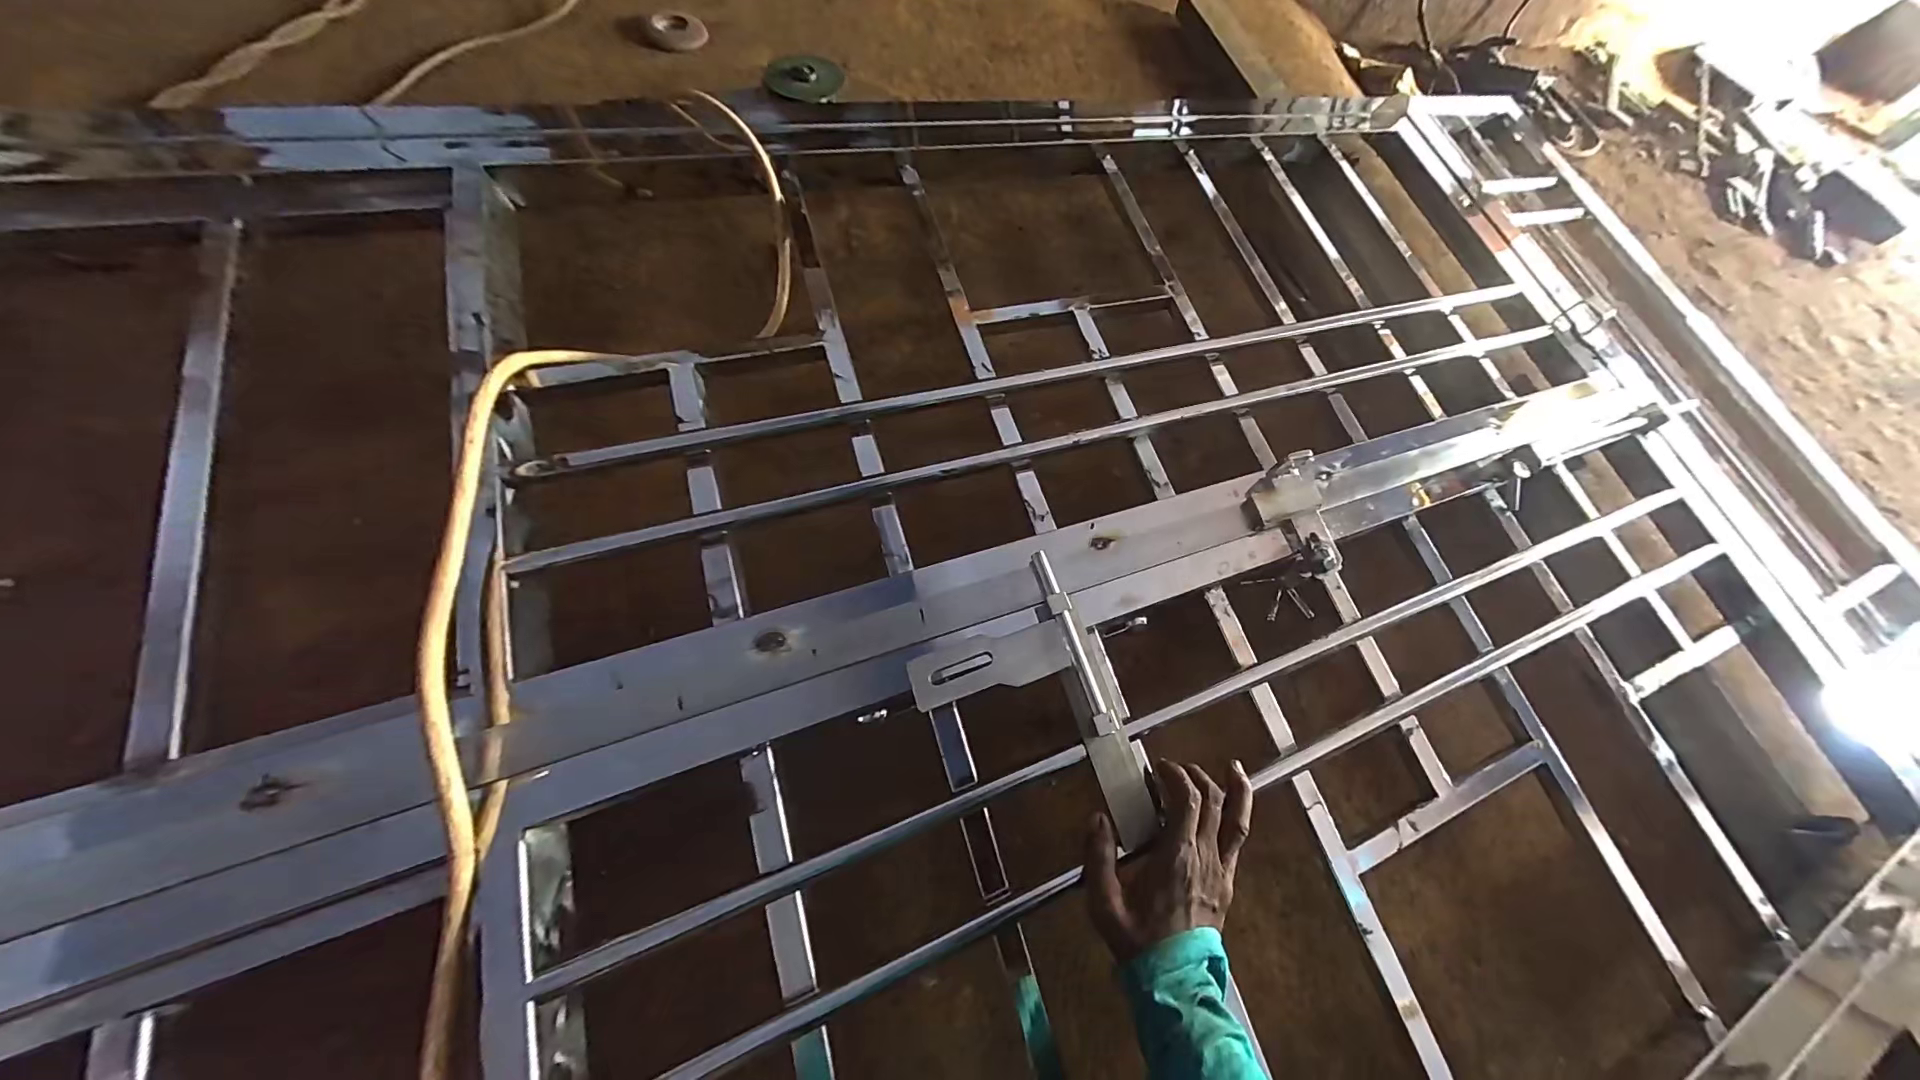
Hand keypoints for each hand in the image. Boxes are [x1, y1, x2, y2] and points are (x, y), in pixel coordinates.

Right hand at [1084, 759, 1254, 961]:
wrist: (1173, 981)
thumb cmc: (1137, 940)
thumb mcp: (1104, 901)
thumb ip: (1098, 856)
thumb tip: (1098, 819)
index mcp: (1176, 857)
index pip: (1186, 801)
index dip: (1174, 775)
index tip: (1157, 769)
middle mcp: (1204, 857)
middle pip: (1210, 800)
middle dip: (1193, 775)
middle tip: (1172, 770)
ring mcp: (1221, 869)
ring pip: (1236, 818)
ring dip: (1234, 788)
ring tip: (1232, 767)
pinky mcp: (1228, 881)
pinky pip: (1240, 840)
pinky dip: (1241, 814)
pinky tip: (1237, 803)